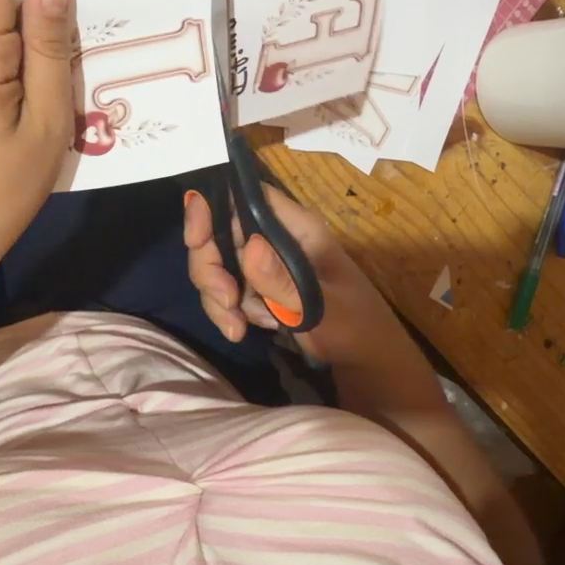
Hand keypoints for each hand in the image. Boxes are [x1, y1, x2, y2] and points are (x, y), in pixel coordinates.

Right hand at [182, 184, 391, 359]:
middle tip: (225, 300)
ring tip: (237, 328)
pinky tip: (244, 332)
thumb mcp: (321, 308)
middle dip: (210, 267)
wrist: (368, 368)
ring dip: (217, 297)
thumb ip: (283, 282)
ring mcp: (263, 265)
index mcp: (296, 227)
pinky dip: (226, 312)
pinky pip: (224, 292)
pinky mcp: (257, 290)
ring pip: (217, 266)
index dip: (212, 206)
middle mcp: (275, 238)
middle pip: (220, 232)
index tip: (196, 237)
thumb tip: (248, 246)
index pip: (246, 196)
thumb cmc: (355, 328)